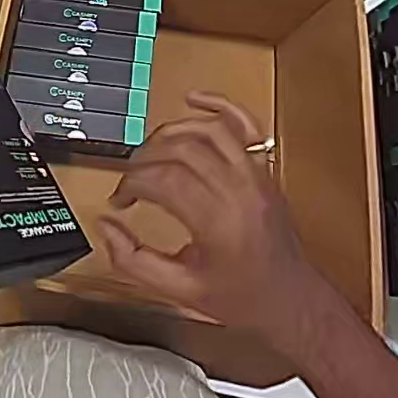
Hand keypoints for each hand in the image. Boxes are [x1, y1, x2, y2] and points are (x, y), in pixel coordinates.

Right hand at [94, 92, 344, 354]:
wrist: (291, 299)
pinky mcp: (263, 169)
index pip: (164, 179)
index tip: (120, 200)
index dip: (131, 184)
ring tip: (150, 154)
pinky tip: (193, 99)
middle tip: (130, 181)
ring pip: (207, 130)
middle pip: (181, 149)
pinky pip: (244, 124)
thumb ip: (134, 260)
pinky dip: (218, 105)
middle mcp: (240, 191)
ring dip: (170, 134)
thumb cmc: (242, 298)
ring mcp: (256, 175)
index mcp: (220, 223)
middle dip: (143, 159)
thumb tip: (106, 225)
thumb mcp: (180, 291)